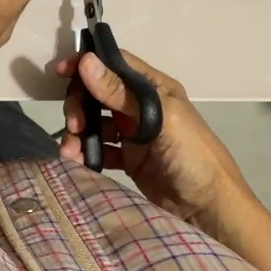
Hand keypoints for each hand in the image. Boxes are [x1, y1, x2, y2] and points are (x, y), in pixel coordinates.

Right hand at [56, 49, 255, 223]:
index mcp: (155, 89)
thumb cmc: (193, 155)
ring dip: (79, 132)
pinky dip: (85, 153)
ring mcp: (135, 134)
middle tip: (74, 124)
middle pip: (99, 94)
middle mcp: (142, 107)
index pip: (116, 65)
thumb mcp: (159, 119)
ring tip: (70, 152)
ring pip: (95, 122)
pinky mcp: (129, 160)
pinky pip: (99, 149)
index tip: (61, 73)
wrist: (209, 210)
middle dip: (80, 105)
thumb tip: (86, 60)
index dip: (88, 64)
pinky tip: (76, 162)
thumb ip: (120, 93)